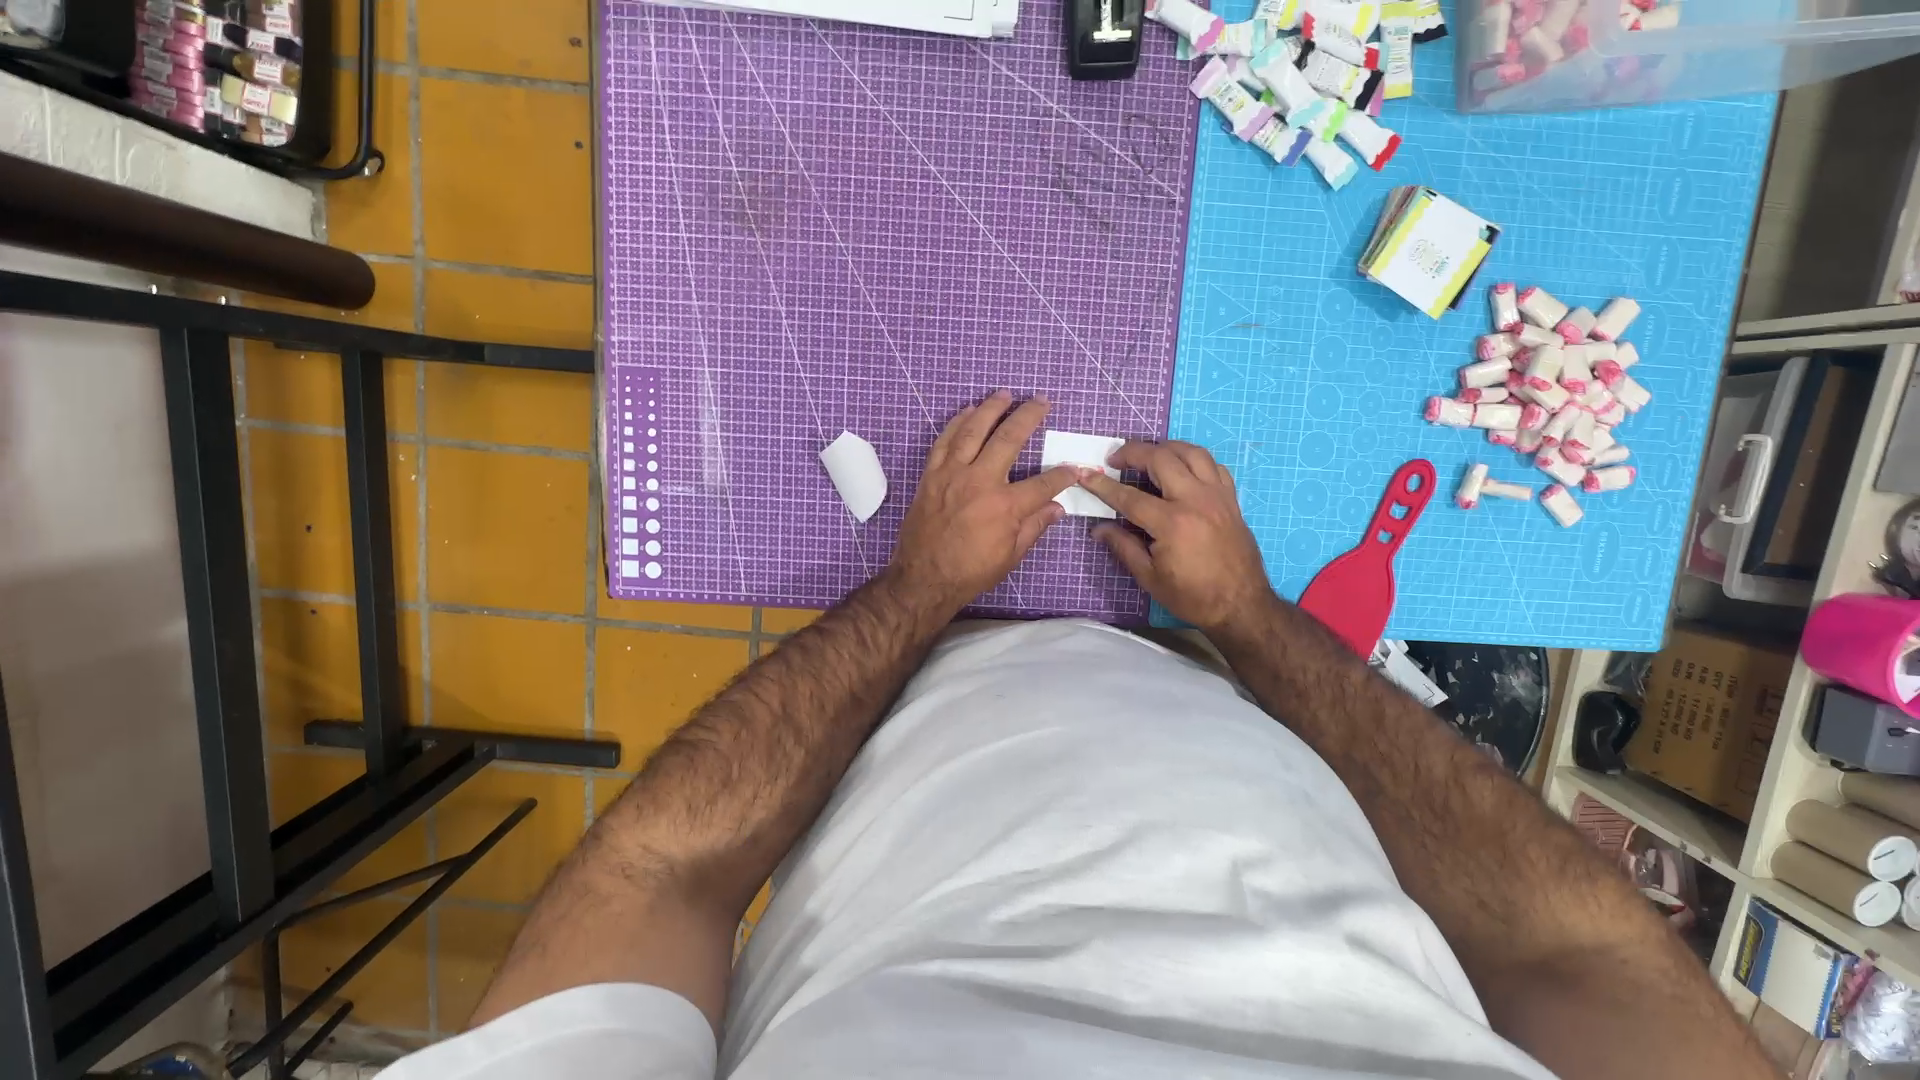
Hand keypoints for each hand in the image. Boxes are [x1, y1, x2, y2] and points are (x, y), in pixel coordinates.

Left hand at [889, 391, 1083, 612]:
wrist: (923, 578)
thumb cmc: (970, 572)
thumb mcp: (1010, 555)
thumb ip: (1034, 526)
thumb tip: (1056, 508)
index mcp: (1005, 506)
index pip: (1044, 483)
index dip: (1063, 475)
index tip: (1075, 468)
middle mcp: (980, 481)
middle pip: (1010, 438)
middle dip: (1030, 416)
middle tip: (1042, 400)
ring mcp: (952, 474)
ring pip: (973, 429)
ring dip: (991, 408)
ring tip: (1005, 393)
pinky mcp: (931, 475)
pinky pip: (945, 440)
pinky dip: (957, 422)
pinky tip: (968, 411)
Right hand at [1080, 441, 1275, 635]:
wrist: (1241, 604)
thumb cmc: (1192, 596)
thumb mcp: (1150, 577)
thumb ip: (1123, 546)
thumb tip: (1098, 528)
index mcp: (1172, 523)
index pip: (1129, 496)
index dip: (1103, 485)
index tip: (1085, 474)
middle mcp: (1196, 501)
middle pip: (1161, 458)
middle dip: (1133, 452)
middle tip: (1116, 459)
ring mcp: (1217, 496)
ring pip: (1191, 452)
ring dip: (1166, 448)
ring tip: (1148, 455)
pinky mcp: (1231, 499)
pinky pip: (1213, 466)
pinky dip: (1194, 461)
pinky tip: (1182, 469)